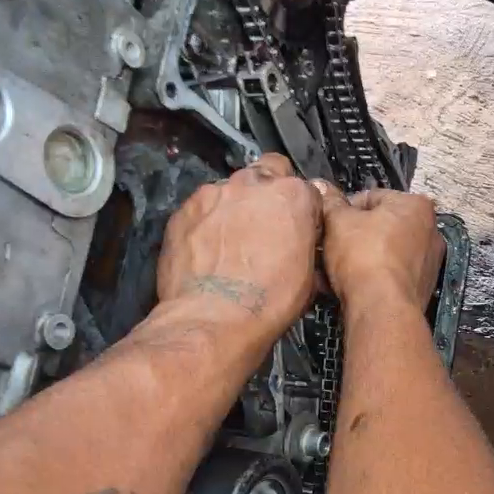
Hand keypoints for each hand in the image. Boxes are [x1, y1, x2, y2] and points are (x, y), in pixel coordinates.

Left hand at [151, 155, 321, 351]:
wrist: (214, 319)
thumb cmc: (264, 302)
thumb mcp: (309, 277)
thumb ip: (306, 245)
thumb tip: (301, 246)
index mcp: (292, 197)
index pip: (306, 189)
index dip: (304, 211)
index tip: (299, 227)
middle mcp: (253, 185)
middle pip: (267, 174)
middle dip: (269, 195)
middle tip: (268, 227)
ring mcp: (215, 194)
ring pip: (232, 190)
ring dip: (236, 209)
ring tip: (235, 245)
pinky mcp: (185, 210)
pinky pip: (202, 209)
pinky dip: (208, 223)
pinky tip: (212, 252)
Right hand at [317, 187, 444, 316]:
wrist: (382, 309)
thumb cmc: (365, 259)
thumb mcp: (338, 222)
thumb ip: (331, 202)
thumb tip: (323, 190)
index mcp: (416, 205)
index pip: (371, 197)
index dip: (344, 209)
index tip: (330, 222)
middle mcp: (430, 231)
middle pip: (381, 226)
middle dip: (354, 235)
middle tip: (331, 245)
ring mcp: (428, 262)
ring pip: (385, 252)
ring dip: (361, 257)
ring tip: (337, 268)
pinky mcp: (421, 288)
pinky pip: (391, 275)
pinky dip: (373, 277)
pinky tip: (351, 285)